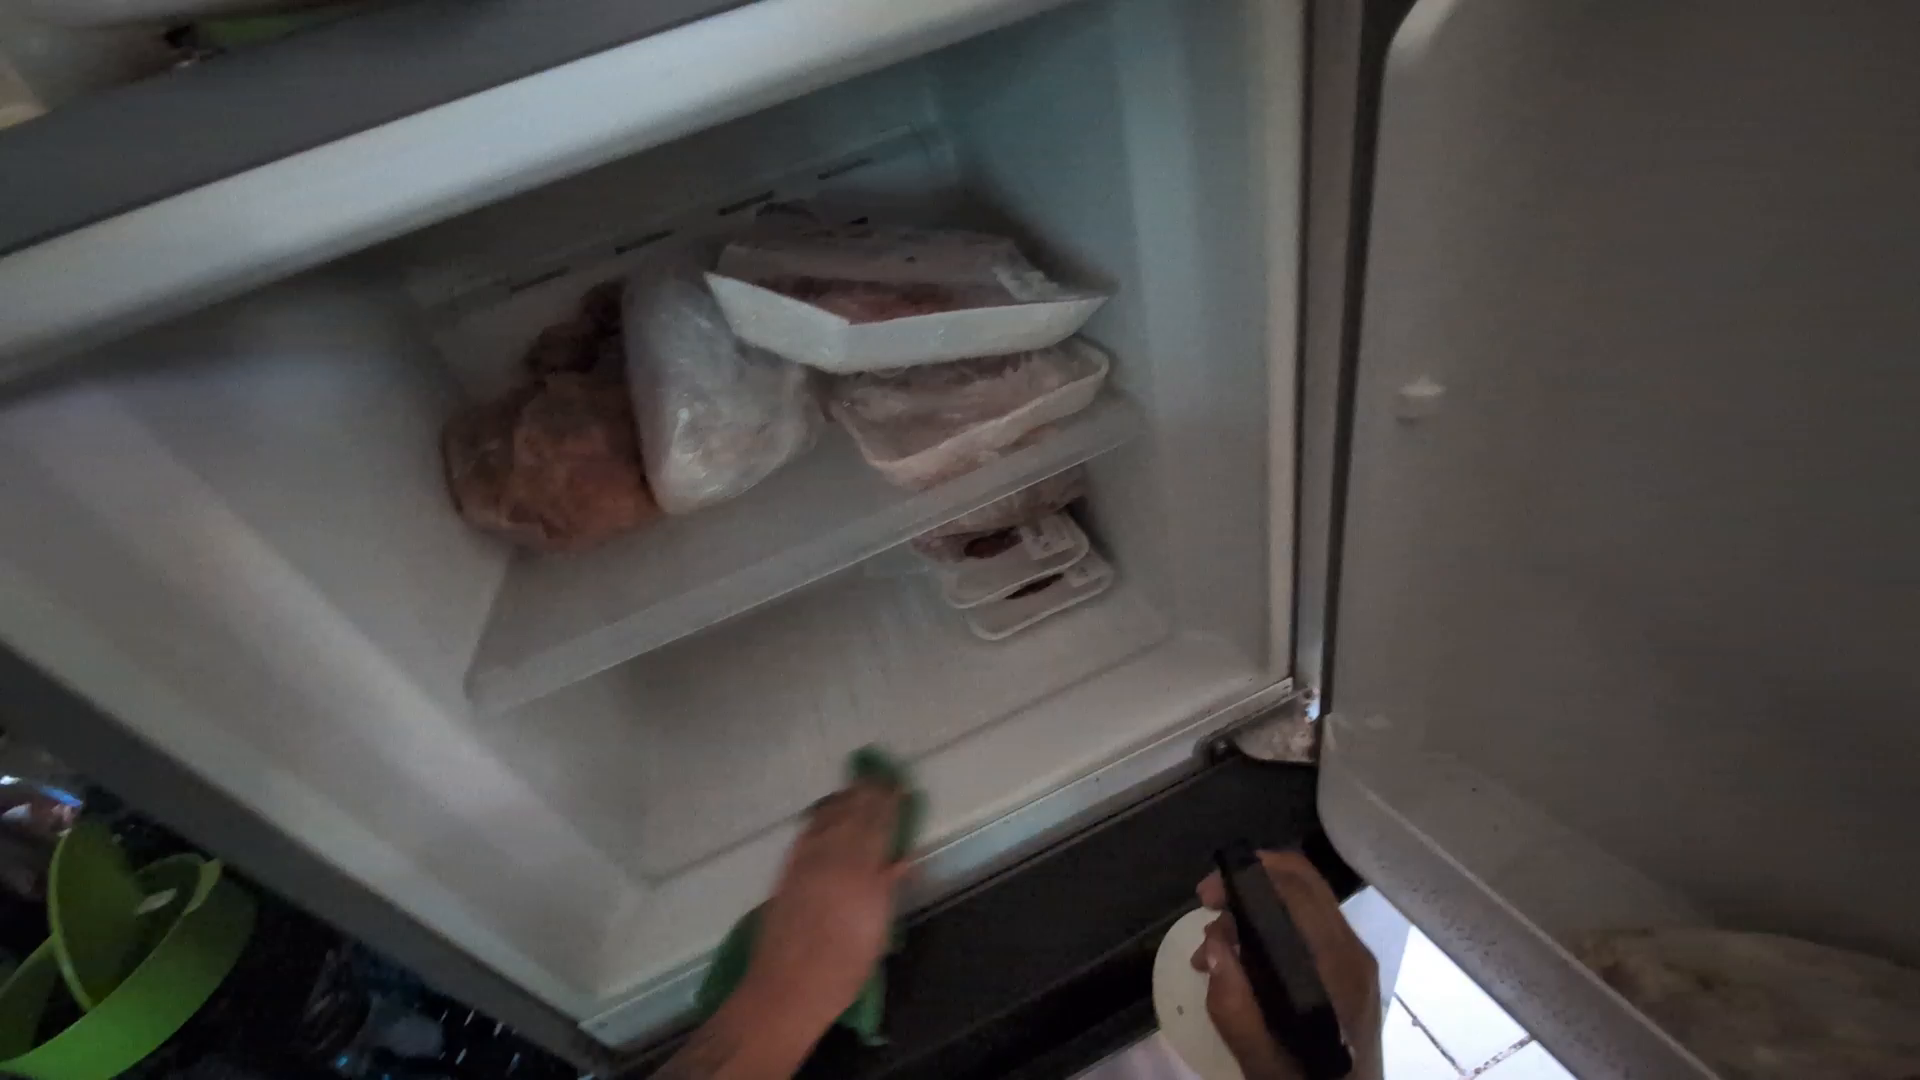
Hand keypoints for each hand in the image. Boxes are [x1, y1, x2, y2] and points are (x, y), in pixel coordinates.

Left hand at [741, 780, 908, 1035]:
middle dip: (868, 794)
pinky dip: (822, 814)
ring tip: (857, 785)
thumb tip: (902, 859)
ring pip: (830, 817)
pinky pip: (809, 830)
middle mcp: (835, 860)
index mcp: (862, 876)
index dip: (889, 805)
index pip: (879, 828)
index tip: (899, 786)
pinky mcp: (788, 869)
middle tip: (880, 775)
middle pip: (854, 815)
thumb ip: (886, 890)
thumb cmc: (841, 969)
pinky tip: (827, 809)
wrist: (786, 989)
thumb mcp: (875, 932)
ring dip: (846, 798)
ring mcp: (808, 862)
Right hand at [1190, 850, 1382, 1079]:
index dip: (1245, 877)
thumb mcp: (1260, 1060)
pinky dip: (1271, 919)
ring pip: (1303, 897)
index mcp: (1336, 967)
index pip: (1295, 890)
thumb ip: (1233, 1005)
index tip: (1206, 897)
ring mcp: (1356, 958)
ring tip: (1215, 942)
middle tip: (1208, 902)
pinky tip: (1242, 954)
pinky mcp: (1351, 968)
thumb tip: (1212, 945)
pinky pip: (1309, 920)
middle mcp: (1353, 951)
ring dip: (1255, 901)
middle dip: (1248, 877)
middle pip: (1302, 880)